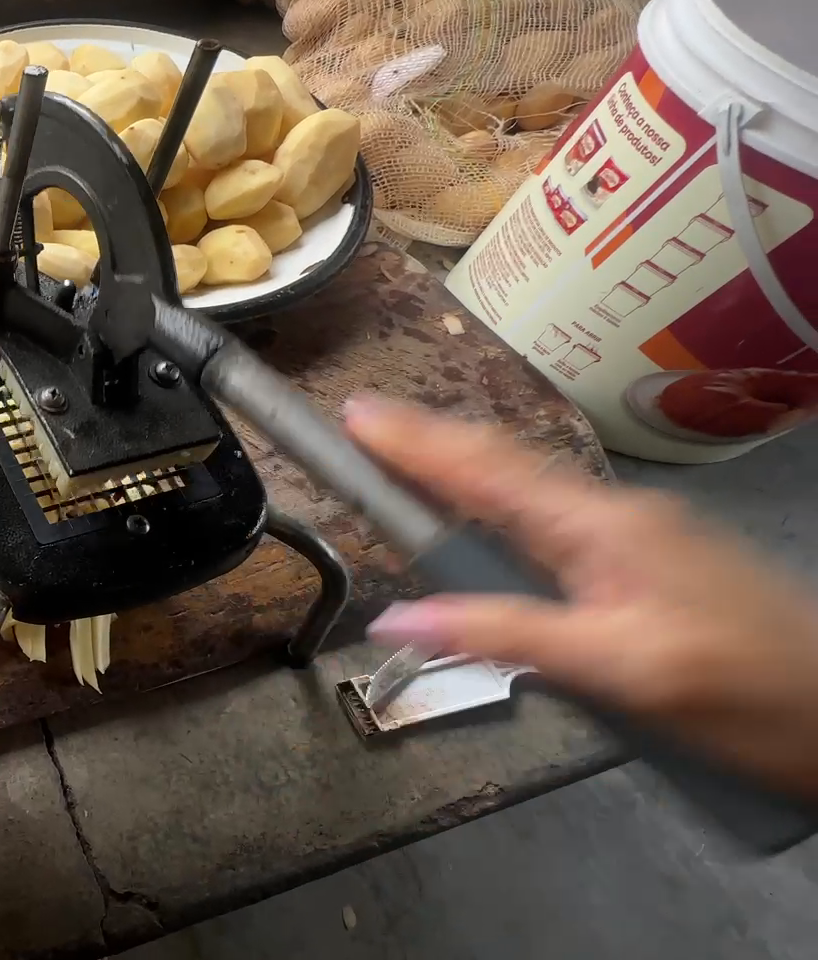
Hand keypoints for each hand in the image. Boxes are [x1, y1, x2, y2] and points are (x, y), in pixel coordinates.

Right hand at [348, 397, 817, 798]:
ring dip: (447, 460)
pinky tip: (462, 499)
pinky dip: (479, 492)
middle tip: (358, 418)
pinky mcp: (630, 560)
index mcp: (598, 525)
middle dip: (423, 437)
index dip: (415, 439)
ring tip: (392, 446)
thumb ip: (503, 635)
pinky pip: (533, 512)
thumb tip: (391, 620)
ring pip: (513, 484)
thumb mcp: (623, 669)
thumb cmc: (754, 694)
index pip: (485, 467)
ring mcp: (623, 535)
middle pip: (495, 463)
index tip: (354, 413)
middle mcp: (605, 514)